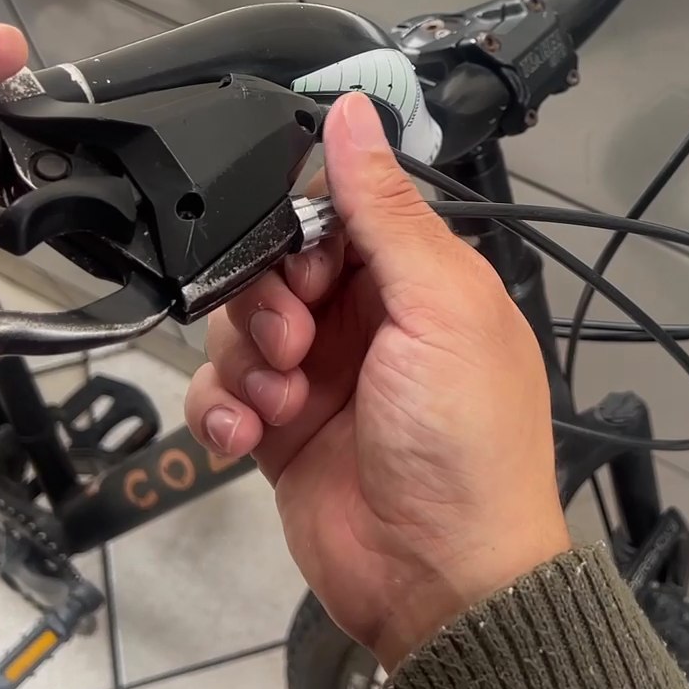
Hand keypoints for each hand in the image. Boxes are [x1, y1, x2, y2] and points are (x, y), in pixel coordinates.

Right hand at [185, 93, 569, 669]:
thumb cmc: (465, 435)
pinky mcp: (282, 423)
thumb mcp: (438, 304)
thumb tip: (355, 114)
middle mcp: (371, 314)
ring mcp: (323, 369)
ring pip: (242, 321)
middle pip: (280, 262)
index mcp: (419, 275)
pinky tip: (254, 434)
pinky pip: (223, 389)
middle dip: (270, 298)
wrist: (442, 574)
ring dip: (248, 357)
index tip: (302, 261)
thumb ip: (387, 210)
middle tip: (295, 339)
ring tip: (285, 397)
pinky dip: (225, 406)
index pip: (341, 210)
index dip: (305, 226)